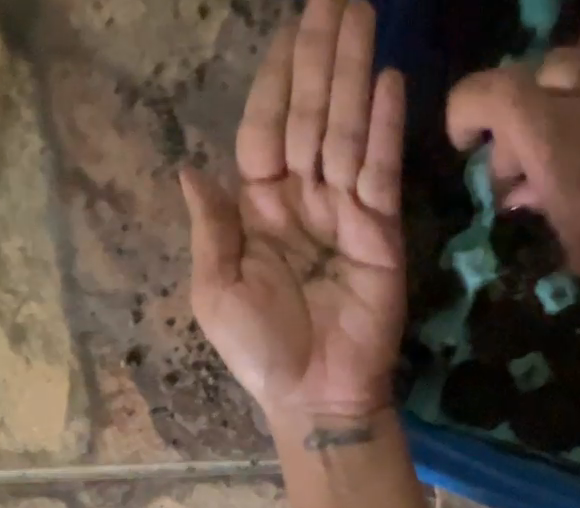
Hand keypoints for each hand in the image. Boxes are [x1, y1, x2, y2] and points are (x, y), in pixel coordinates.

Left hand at [181, 0, 406, 426]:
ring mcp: (347, 215)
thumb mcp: (216, 290)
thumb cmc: (260, 351)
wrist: (313, 398)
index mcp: (259, 210)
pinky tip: (388, 82)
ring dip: (353, 73)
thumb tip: (191, 168)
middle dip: (321, 57)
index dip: (277, 80)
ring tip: (360, 15)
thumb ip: (212, 228)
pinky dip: (383, 129)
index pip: (267, 129)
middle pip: (310, 116)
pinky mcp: (382, 235)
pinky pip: (380, 172)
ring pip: (345, 131)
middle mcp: (303, 201)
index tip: (290, 28)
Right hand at [445, 7, 579, 312]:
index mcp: (556, 144)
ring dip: (547, 94)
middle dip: (510, 127)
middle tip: (524, 177)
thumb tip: (523, 190)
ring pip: (565, 59)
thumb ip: (544, 207)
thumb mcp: (579, 247)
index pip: (489, 94)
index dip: (464, 113)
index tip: (467, 147)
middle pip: (523, 82)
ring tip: (560, 130)